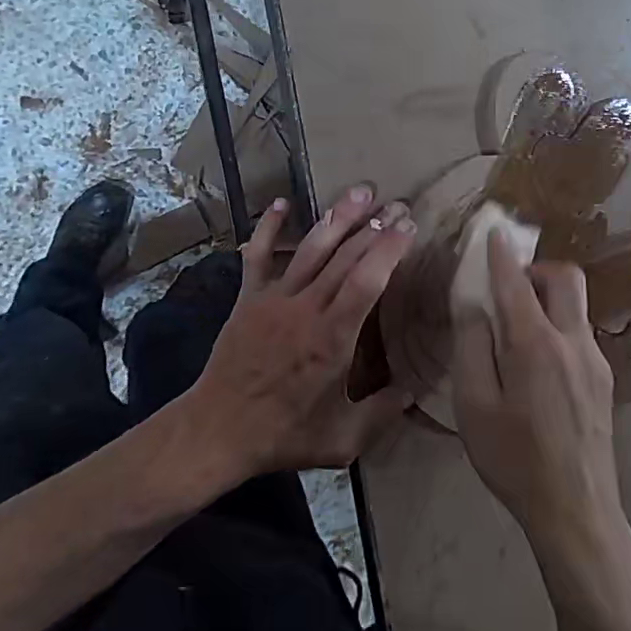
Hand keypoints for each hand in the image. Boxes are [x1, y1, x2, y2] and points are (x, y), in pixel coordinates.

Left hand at [183, 184, 416, 479]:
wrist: (215, 432)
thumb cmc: (283, 435)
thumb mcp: (341, 440)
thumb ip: (382, 413)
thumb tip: (415, 390)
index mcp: (333, 338)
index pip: (367, 281)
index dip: (389, 249)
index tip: (408, 227)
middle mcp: (306, 308)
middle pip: (346, 256)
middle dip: (375, 226)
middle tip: (399, 203)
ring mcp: (274, 298)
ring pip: (311, 248)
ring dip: (338, 216)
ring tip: (362, 191)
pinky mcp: (248, 298)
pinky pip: (258, 255)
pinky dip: (268, 227)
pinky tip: (282, 202)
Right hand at [452, 234, 618, 533]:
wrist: (576, 510)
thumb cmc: (513, 459)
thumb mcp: (474, 405)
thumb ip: (471, 345)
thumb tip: (473, 302)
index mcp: (535, 344)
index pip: (516, 282)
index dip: (501, 254)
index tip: (493, 230)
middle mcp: (573, 340)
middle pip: (564, 277)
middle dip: (536, 269)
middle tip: (509, 290)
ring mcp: (595, 358)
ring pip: (575, 305)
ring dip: (547, 299)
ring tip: (518, 333)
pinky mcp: (605, 378)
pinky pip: (579, 332)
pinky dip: (557, 326)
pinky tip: (537, 366)